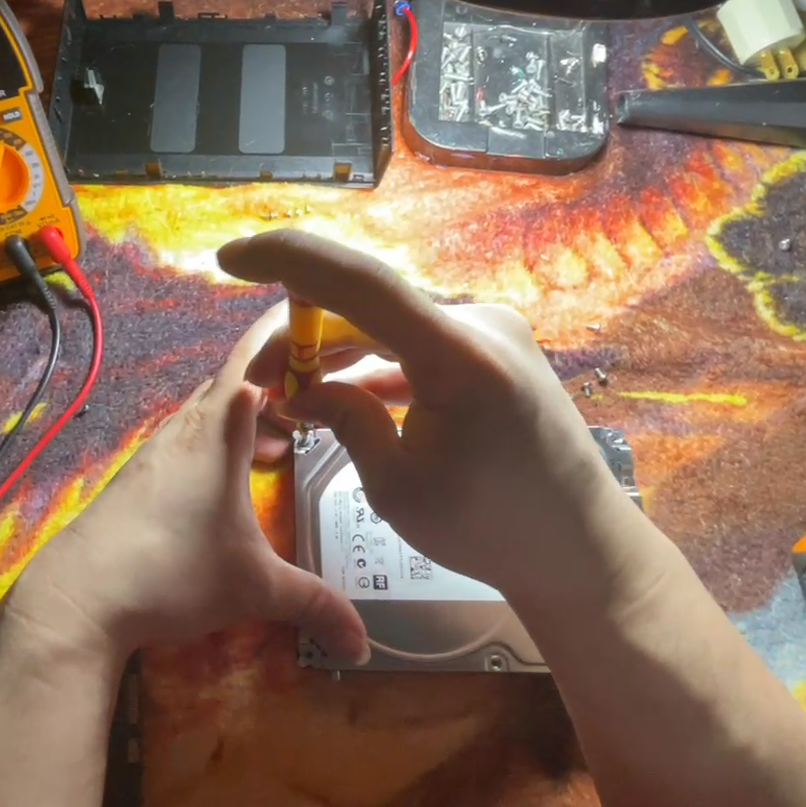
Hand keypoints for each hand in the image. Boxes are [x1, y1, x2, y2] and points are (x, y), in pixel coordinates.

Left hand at [7, 308, 370, 664]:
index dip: (287, 331)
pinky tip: (236, 478)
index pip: (255, 356)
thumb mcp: (254, 588)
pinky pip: (193, 437)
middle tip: (321, 391)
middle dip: (279, 378)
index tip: (322, 319)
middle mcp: (188, 427)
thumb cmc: (174, 573)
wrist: (79, 597)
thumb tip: (364, 643)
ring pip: (212, 410)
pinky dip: (223, 441)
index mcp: (218, 429)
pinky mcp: (141, 474)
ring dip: (249, 415)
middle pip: (235, 378)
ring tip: (285, 443)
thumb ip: (315, 605)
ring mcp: (159, 449)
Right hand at [219, 230, 663, 613]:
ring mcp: (489, 335)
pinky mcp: (490, 353)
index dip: (286, 259)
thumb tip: (298, 391)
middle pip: (366, 306)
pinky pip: (415, 345)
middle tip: (259, 378)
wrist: (578, 549)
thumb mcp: (397, 487)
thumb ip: (345, 420)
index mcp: (459, 356)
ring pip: (388, 325)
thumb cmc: (490, 530)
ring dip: (335, 351)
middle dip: (303, 333)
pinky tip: (336, 390)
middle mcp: (478, 326)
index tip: (228, 257)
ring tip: (289, 389)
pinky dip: (372, 364)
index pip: (358, 281)